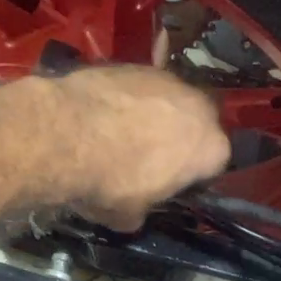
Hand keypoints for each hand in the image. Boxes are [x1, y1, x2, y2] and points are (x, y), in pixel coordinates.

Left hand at [31, 67, 230, 230]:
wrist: (68, 134)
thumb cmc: (110, 182)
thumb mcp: (129, 217)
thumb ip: (143, 211)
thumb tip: (134, 212)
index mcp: (211, 149)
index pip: (213, 166)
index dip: (190, 178)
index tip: (169, 187)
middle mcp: (200, 106)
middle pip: (196, 126)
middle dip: (177, 140)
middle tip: (147, 160)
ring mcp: (169, 78)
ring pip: (169, 102)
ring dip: (153, 117)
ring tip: (121, 135)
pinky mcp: (135, 64)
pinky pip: (140, 88)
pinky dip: (128, 100)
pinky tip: (104, 116)